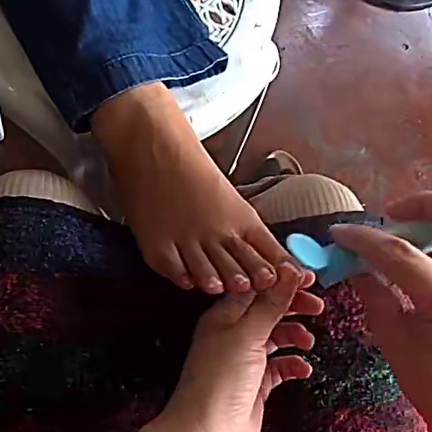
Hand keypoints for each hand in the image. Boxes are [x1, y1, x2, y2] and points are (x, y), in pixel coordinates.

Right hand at [92, 83, 293, 293]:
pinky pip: (176, 274)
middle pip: (241, 271)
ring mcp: (187, 243)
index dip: (275, 270)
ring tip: (219, 285)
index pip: (268, 254)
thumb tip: (258, 246)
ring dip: (217, 284)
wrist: (152, 144)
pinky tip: (188, 278)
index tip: (279, 278)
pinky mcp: (158, 247)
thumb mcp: (227, 191)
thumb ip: (242, 222)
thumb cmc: (187, 159)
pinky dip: (184, 279)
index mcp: (240, 217)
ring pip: (210, 278)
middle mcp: (217, 234)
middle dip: (248, 282)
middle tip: (249, 286)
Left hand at [143, 266, 322, 431]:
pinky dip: (292, 364)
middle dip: (291, 306)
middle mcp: (231, 335)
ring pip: (274, 337)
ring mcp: (243, 361)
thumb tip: (289, 270)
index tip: (310, 276)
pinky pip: (278, 368)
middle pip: (266, 310)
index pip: (254, 287)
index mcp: (222, 316)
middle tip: (318, 306)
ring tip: (308, 340)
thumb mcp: (246, 336)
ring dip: (293, 335)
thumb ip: (270, 304)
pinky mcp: (255, 386)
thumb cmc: (219, 380)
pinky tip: (303, 369)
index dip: (281, 280)